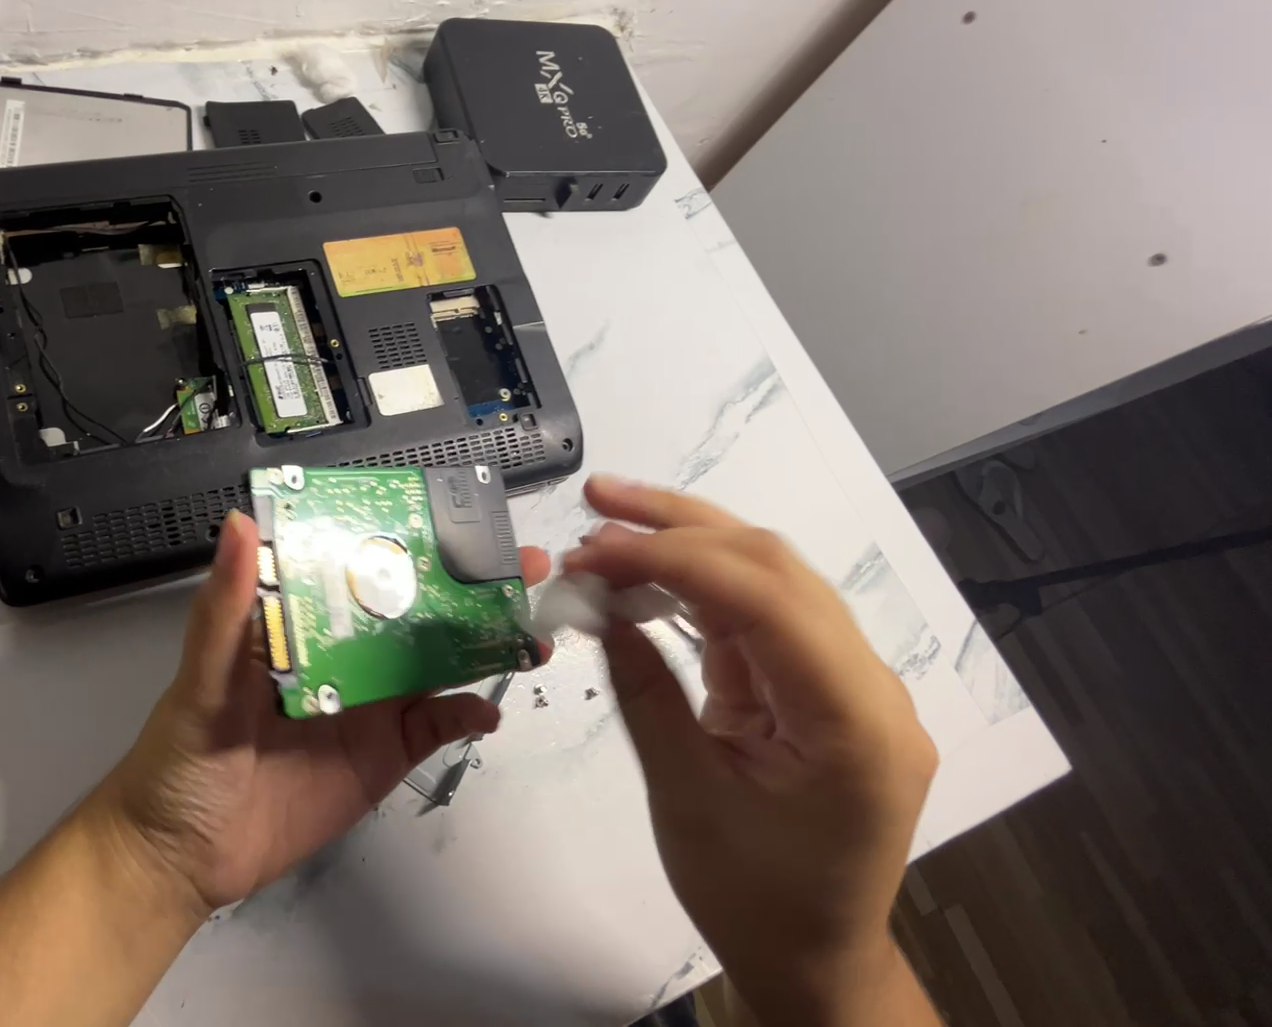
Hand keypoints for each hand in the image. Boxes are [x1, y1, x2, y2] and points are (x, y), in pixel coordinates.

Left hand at [87, 510, 549, 915]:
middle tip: (520, 562)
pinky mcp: (384, 754)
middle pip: (409, 609)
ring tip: (528, 626)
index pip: (356, 566)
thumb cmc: (183, 755)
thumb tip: (240, 521)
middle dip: (465, 584)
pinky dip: (466, 714)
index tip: (456, 515)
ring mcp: (368, 704)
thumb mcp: (201, 679)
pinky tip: (489, 709)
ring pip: (434, 662)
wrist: (185, 856)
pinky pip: (435, 726)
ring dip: (481, 642)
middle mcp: (340, 653)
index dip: (404, 538)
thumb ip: (224, 609)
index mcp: (298, 621)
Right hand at [562, 477, 938, 1024]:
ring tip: (609, 520)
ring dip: (686, 542)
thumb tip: (601, 608)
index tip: (595, 547)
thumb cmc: (751, 895)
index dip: (677, 558)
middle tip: (596, 503)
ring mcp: (844, 680)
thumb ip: (644, 690)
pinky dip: (693, 588)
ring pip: (766, 578)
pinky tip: (642, 573)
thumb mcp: (684, 794)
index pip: (768, 600)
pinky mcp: (812, 685)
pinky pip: (754, 616)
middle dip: (681, 525)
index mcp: (854, 721)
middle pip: (775, 568)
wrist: (812, 957)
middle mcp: (867, 684)